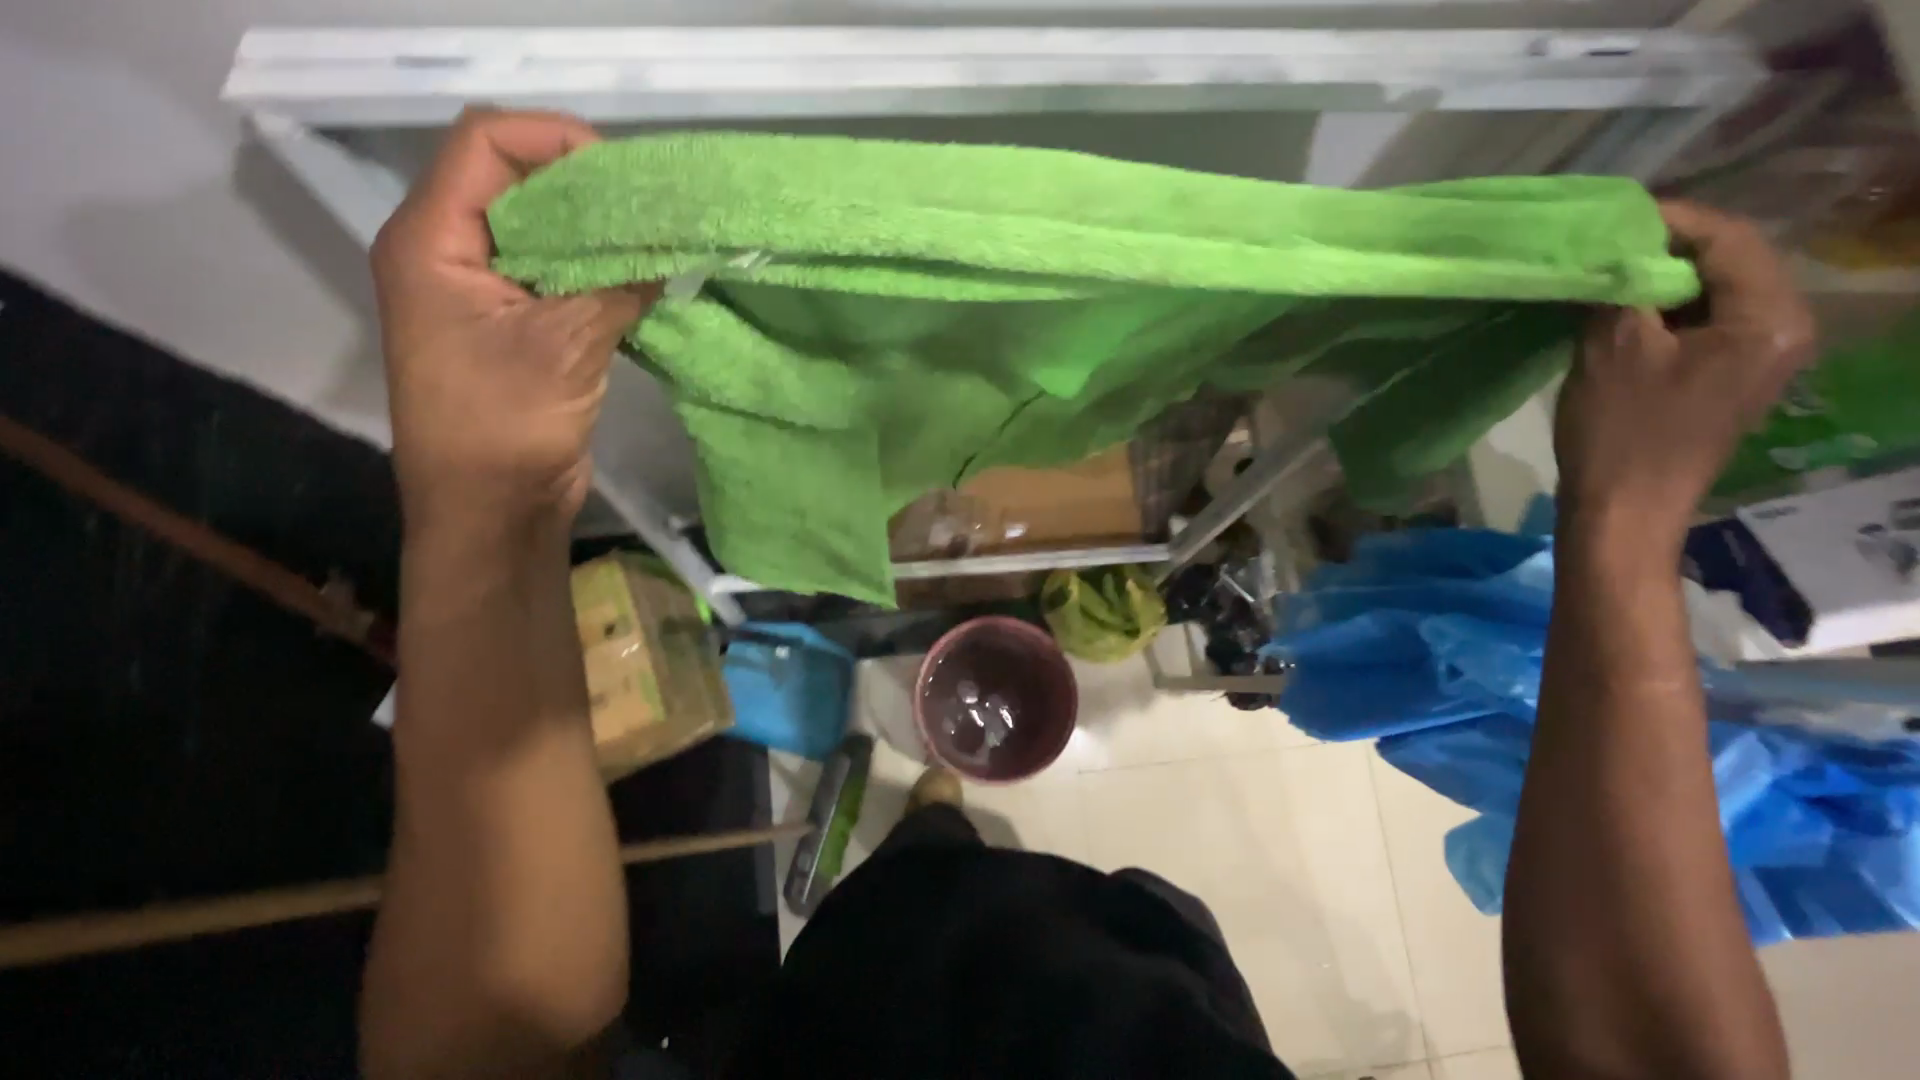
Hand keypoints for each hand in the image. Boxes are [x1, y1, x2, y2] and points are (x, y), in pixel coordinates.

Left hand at [371, 107, 657, 531]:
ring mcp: (481, 290)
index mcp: (431, 241)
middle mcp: (448, 252)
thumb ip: (619, 285)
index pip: (485, 144)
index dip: (554, 139)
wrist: (491, 511)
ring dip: (598, 233)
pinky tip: (643, 280)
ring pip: (542, 230)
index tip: (623, 171)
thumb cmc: (504, 426)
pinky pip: (556, 275)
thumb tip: (674, 249)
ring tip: (657, 239)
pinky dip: (599, 271)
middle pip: (516, 181)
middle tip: (653, 205)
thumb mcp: (566, 345)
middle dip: (587, 186)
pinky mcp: (514, 325)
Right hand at [1555, 200, 1815, 544]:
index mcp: (1769, 318)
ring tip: (1605, 277)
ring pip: (1714, 292)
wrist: (1624, 513)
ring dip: (1660, 281)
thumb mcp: (1611, 348)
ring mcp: (1762, 356)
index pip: (1729, 239)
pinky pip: (1706, 322)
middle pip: (1729, 262)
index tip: (1609, 218)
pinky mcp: (1732, 378)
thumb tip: (1610, 243)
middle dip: (1665, 248)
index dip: (1668, 220)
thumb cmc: (1621, 433)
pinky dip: (1664, 311)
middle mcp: (1784, 329)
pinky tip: (1620, 315)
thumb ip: (1619, 286)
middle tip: (1604, 246)